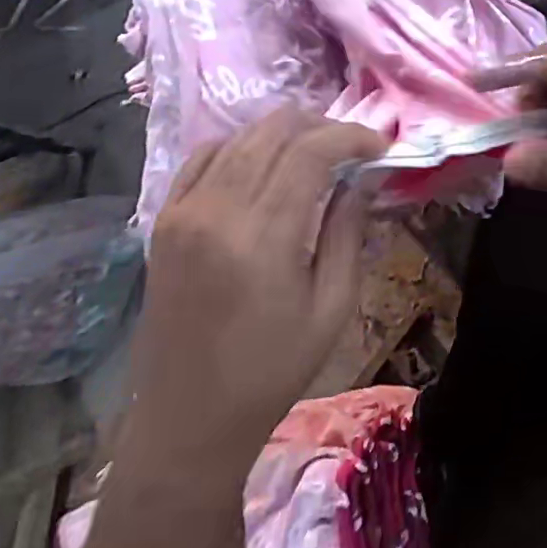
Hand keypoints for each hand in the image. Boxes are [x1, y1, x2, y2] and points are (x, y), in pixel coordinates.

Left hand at [130, 109, 386, 446]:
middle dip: (324, 127)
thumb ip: (349, 232)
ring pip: (241, 135)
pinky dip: (242, 146)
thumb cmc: (272, 370)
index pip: (312, 150)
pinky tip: (264, 163)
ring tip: (317, 154)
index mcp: (262, 235)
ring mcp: (183, 211)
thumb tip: (361, 179)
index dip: (354, 136)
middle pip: (275, 130)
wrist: (187, 419)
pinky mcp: (164, 220)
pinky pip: (204, 156)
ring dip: (286, 133)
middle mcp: (216, 209)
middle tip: (354, 150)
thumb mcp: (333, 306)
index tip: (382, 147)